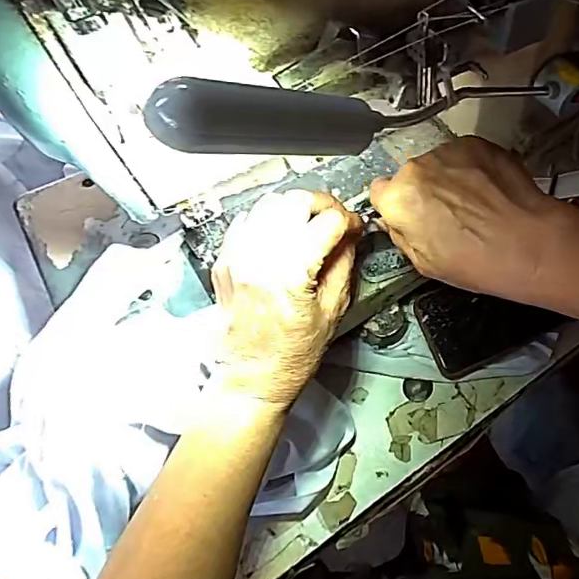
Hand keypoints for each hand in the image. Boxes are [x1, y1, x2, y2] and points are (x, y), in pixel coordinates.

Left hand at [209, 190, 360, 407]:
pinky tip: (281, 235)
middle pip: (295, 201)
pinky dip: (267, 219)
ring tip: (308, 224)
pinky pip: (247, 220)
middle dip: (321, 205)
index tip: (353, 227)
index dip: (348, 220)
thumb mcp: (333, 311)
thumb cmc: (289, 356)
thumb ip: (343, 264)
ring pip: (269, 203)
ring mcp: (237, 256)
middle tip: (333, 219)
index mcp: (290, 273)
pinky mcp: (225, 260)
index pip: (328, 221)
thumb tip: (348, 235)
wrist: (249, 377)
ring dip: (294, 208)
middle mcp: (259, 258)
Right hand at [368, 136, 578, 299]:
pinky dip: (471, 168)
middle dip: (424, 192)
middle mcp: (418, 169)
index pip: (378, 192)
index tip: (407, 213)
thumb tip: (398, 223)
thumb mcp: (424, 262)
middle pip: (409, 176)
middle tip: (447, 215)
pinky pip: (463, 154)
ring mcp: (447, 153)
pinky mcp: (475, 144)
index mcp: (397, 200)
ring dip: (448, 179)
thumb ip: (402, 234)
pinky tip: (486, 193)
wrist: (528, 242)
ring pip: (437, 164)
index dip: (395, 206)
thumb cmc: (482, 258)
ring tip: (472, 205)